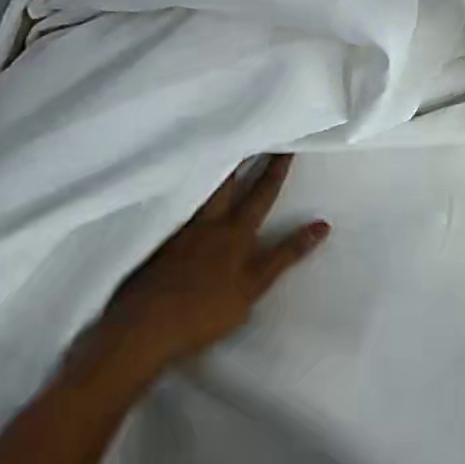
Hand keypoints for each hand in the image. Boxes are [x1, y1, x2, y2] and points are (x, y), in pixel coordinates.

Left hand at [67, 155, 328, 388]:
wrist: (143, 329)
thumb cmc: (205, 311)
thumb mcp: (254, 286)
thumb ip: (286, 254)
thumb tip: (322, 226)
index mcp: (235, 232)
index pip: (261, 194)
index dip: (276, 170)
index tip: (286, 145)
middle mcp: (208, 222)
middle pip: (228, 182)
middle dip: (243, 158)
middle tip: (250, 134)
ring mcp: (180, 230)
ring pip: (202, 191)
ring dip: (215, 170)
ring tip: (219, 150)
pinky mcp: (159, 242)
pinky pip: (179, 205)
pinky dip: (188, 191)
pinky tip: (185, 189)